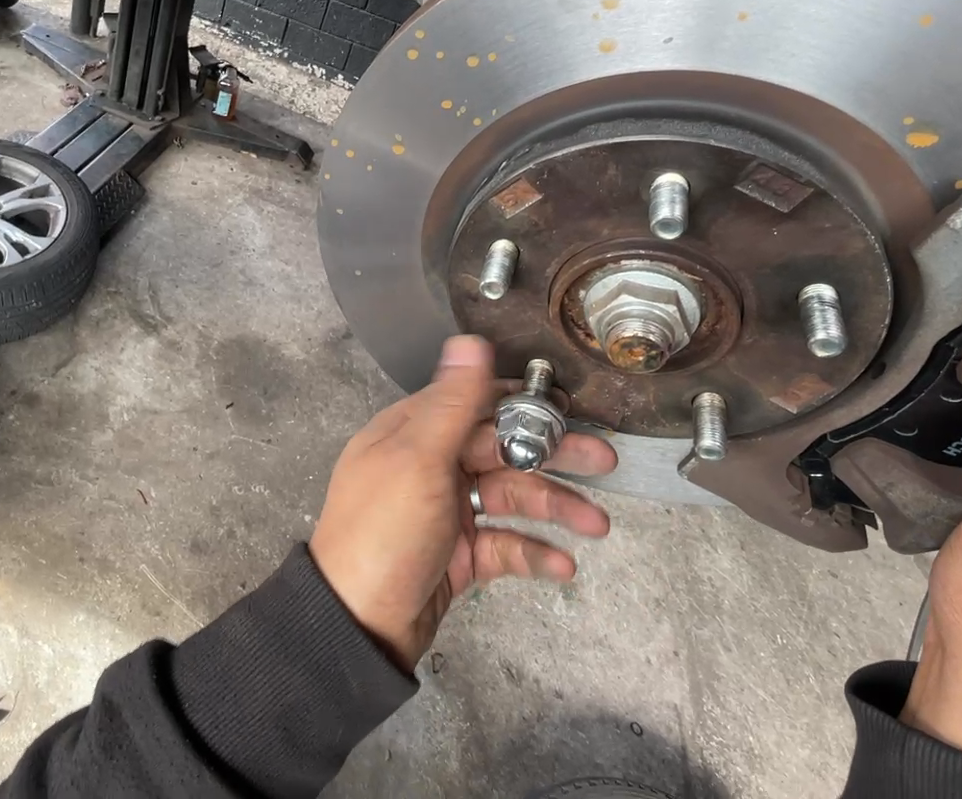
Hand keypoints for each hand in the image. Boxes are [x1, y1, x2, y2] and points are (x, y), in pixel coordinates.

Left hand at [308, 336, 615, 671]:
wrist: (357, 621)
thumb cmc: (383, 529)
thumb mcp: (418, 460)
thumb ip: (452, 404)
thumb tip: (469, 341)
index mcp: (410, 433)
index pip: (471, 405)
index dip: (518, 404)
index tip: (566, 405)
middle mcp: (427, 465)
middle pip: (498, 450)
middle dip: (550, 456)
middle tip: (604, 462)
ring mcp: (443, 512)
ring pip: (507, 498)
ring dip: (552, 508)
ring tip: (596, 526)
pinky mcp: (457, 555)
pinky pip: (503, 545)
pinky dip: (532, 552)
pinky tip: (562, 566)